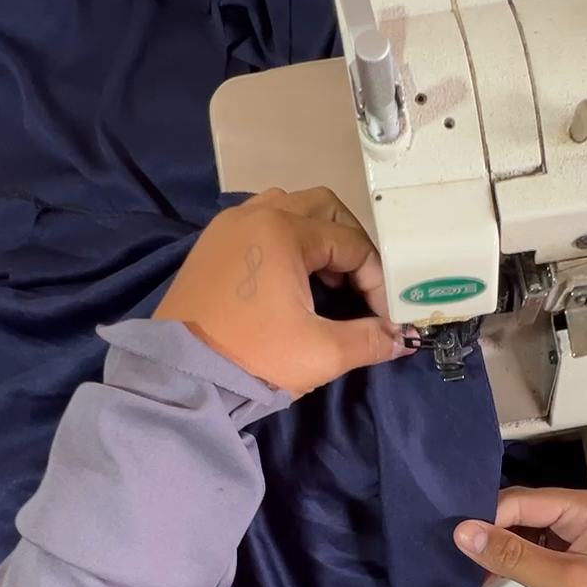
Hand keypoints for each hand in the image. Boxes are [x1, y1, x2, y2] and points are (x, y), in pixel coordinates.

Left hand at [154, 187, 411, 395]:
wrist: (182, 378)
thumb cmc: (255, 359)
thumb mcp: (323, 353)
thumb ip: (371, 340)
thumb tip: (405, 338)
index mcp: (283, 232)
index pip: (352, 243)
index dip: (378, 280)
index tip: (384, 316)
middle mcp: (254, 215)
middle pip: (322, 208)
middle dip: (351, 245)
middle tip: (362, 287)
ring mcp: (228, 227)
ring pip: (290, 211)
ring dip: (319, 239)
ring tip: (329, 284)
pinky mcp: (211, 246)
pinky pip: (262, 226)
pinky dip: (289, 244)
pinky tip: (294, 284)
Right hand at [454, 488, 586, 586]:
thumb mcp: (560, 582)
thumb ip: (511, 555)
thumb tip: (461, 531)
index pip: (526, 500)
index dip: (490, 516)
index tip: (455, 536)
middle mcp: (582, 511)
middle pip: (523, 511)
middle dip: (491, 530)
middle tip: (453, 549)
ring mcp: (575, 534)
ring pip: (523, 530)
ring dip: (498, 548)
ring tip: (464, 564)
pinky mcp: (568, 556)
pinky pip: (531, 548)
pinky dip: (510, 560)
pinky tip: (485, 575)